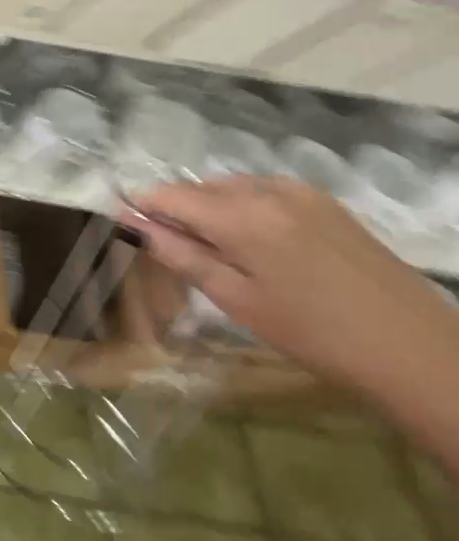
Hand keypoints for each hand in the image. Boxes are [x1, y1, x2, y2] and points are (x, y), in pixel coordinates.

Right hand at [127, 176, 457, 395]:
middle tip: (172, 252)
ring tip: (214, 253)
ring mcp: (305, 195)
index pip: (167, 195)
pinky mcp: (328, 206)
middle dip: (175, 211)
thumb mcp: (233, 297)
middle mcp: (270, 192)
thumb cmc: (311, 332)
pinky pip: (265, 194)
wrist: (417, 351)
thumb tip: (131, 223)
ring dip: (210, 211)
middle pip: (198, 188)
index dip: (138, 208)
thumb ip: (179, 253)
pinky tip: (254, 247)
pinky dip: (244, 210)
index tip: (122, 228)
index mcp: (242, 215)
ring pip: (231, 189)